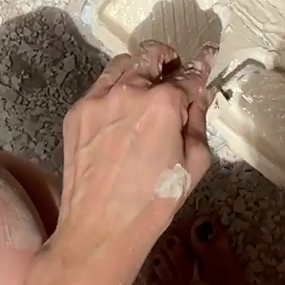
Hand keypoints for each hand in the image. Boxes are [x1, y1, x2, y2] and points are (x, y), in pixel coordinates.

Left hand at [52, 41, 214, 268]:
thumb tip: (199, 94)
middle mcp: (130, 91)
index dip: (201, 69)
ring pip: (124, 63)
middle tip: (174, 72)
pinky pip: (101, 85)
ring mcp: (99, 99)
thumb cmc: (155, 201)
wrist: (100, 230)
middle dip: (169, 58)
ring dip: (140, 68)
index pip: (189, 75)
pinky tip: (122, 110)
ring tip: (145, 88)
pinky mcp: (78, 112)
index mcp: (164, 103)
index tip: (207, 61)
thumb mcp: (194, 163)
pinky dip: (115, 88)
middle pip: (153, 54)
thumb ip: (199, 120)